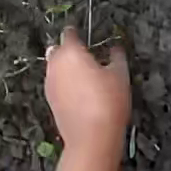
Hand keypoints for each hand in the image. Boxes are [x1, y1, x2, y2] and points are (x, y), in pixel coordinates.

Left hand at [45, 27, 130, 156]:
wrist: (91, 139)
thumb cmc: (107, 103)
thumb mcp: (120, 75)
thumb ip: (116, 56)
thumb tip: (116, 48)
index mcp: (70, 52)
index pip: (69, 33)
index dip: (77, 32)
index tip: (84, 34)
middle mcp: (55, 64)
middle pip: (59, 49)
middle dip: (70, 50)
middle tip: (87, 56)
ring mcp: (50, 83)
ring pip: (55, 67)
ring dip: (66, 67)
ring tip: (86, 76)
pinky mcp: (50, 100)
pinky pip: (56, 84)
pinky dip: (65, 83)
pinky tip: (80, 92)